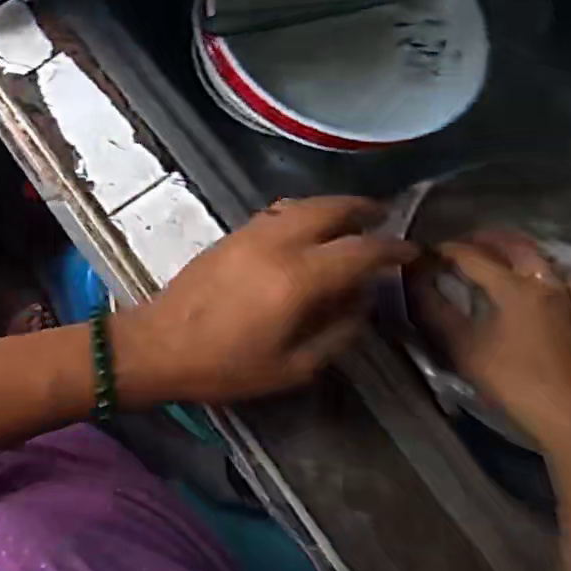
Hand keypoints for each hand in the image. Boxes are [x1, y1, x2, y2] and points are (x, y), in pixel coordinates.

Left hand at [115, 196, 417, 405]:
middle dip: (363, 209)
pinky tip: (309, 227)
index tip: (411, 249)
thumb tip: (363, 300)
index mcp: (296, 277)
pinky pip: (277, 211)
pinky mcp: (231, 233)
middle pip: (329, 209)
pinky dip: (303, 211)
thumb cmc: (226, 365)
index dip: (390, 248)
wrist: (159, 343)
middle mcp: (275, 243)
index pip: (358, 250)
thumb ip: (337, 331)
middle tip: (386, 217)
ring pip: (301, 204)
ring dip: (332, 206)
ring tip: (353, 219)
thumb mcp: (293, 366)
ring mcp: (249, 232)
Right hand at [413, 229, 570, 453]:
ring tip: (499, 260)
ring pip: (546, 259)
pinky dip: (551, 275)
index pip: (471, 255)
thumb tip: (413, 280)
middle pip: (514, 245)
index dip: (443, 250)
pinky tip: (541, 288)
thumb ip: (434, 310)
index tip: (422, 254)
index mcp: (513, 286)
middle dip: (483, 239)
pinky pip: (570, 282)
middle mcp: (546, 283)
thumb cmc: (514, 381)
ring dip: (519, 252)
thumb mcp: (462, 346)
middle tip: (458, 245)